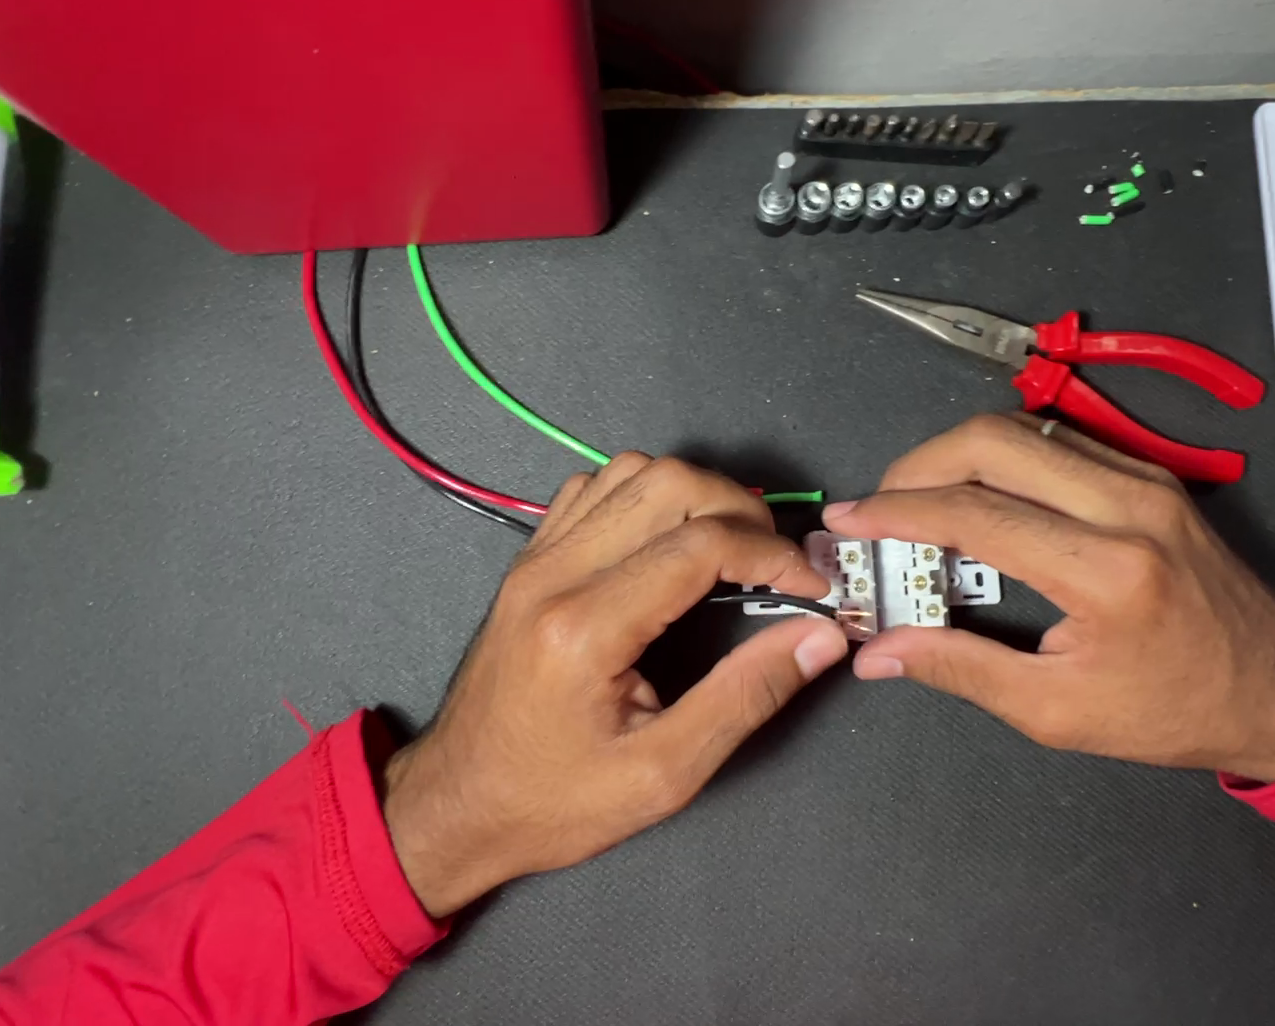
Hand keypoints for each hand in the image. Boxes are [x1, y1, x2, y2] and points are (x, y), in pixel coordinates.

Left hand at [382, 454, 849, 915]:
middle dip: (741, 511)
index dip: (773, 555)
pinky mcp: (529, 556)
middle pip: (669, 483)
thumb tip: (819, 637)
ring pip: (632, 470)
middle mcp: (555, 571)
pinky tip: (667, 539)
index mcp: (587, 627)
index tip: (810, 587)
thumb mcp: (662, 774)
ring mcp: (536, 555)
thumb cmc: (555, 802)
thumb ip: (745, 697)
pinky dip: (647, 494)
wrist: (454, 805)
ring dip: (697, 494)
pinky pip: (595, 487)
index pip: (700, 545)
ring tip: (728, 546)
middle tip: (772, 563)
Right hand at [824, 414, 1274, 782]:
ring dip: (952, 456)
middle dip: (916, 467)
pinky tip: (974, 494)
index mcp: (1105, 571)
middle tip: (879, 507)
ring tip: (916, 501)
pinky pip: (1050, 441)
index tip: (848, 521)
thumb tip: (879, 651)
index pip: (974, 513)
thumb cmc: (1173, 711)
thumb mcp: (1057, 712)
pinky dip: (995, 458)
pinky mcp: (1146, 475)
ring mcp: (1141, 479)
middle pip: (991, 443)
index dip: (895, 512)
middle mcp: (1125, 504)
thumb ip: (960, 669)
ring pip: (1019, 430)